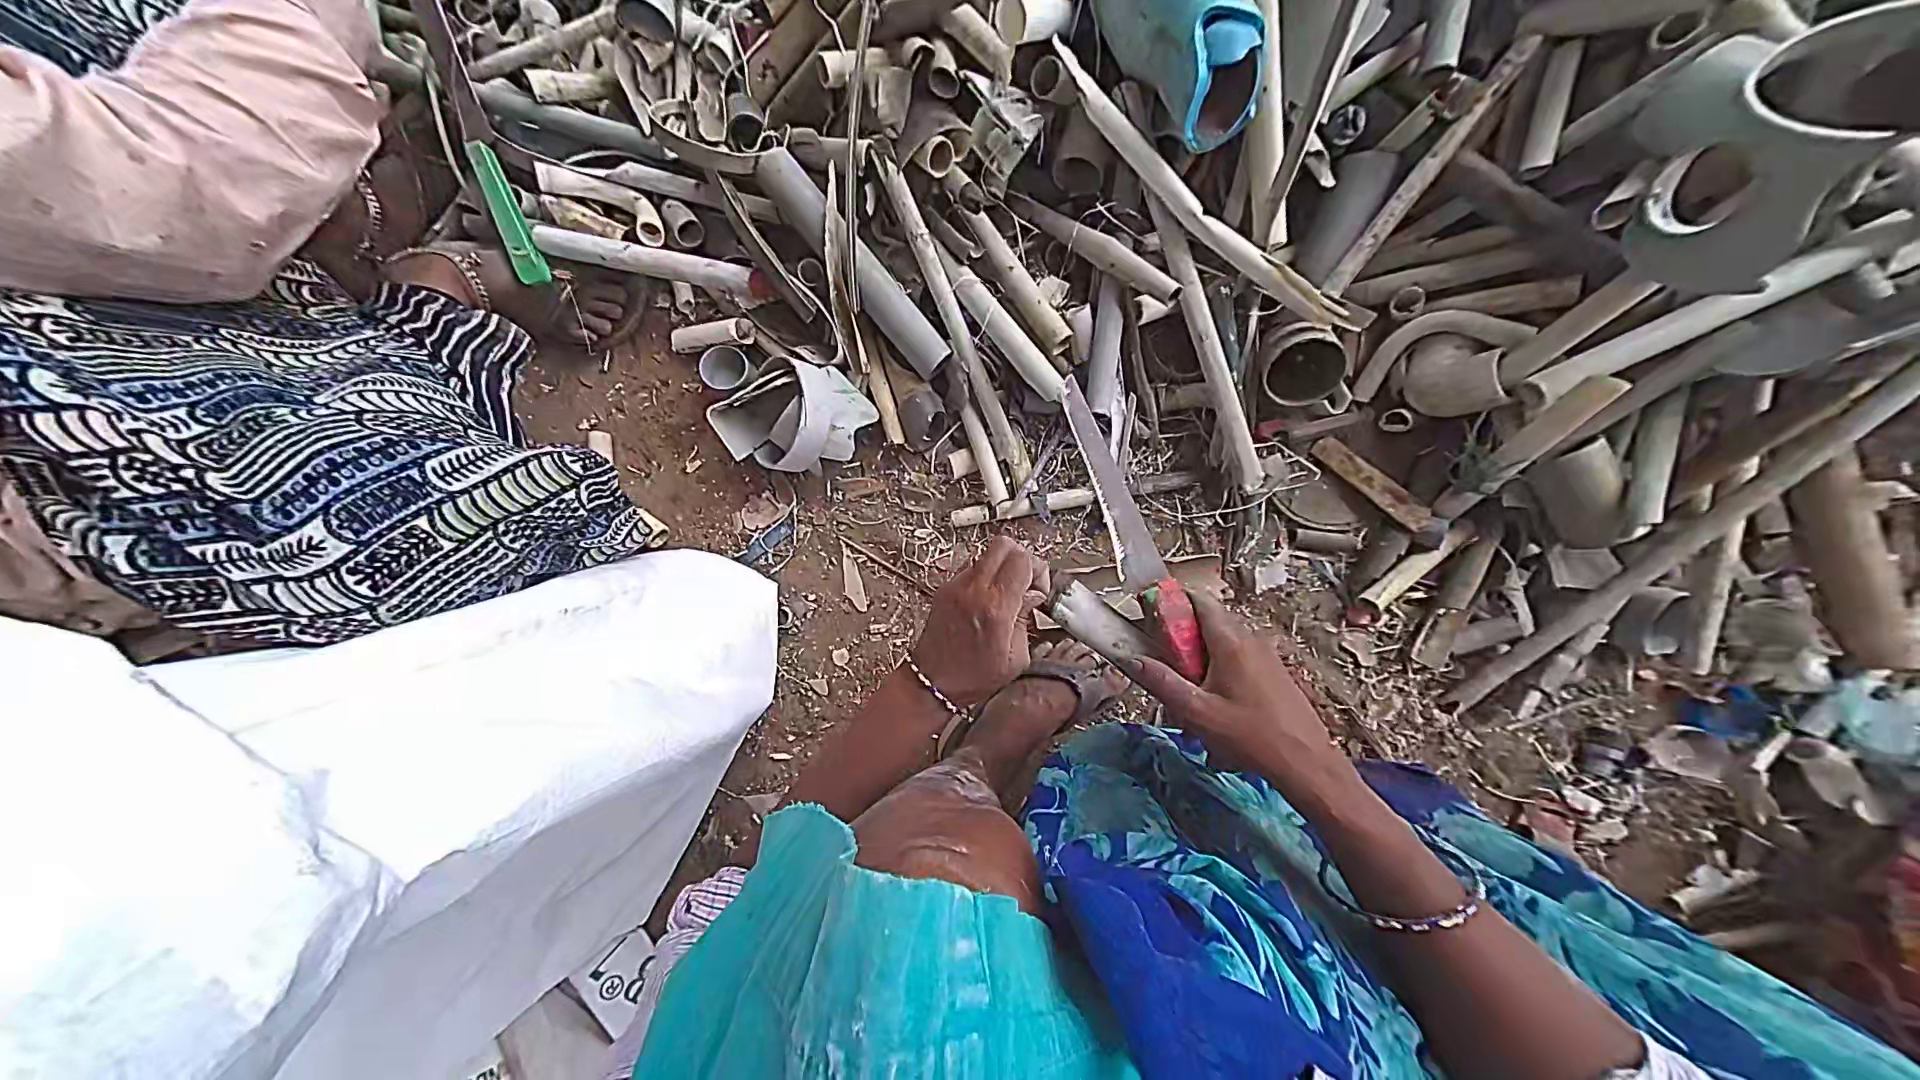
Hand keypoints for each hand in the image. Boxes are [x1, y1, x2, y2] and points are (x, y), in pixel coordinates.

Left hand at [912, 536, 1049, 705]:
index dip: (1038, 570)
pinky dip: (986, 576)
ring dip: (1002, 566)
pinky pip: (972, 568)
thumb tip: (1033, 595)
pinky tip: (989, 600)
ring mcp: (956, 586)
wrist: (932, 682)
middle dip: (1022, 558)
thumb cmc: (971, 677)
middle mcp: (973, 590)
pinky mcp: (946, 588)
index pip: (1023, 560)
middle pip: (1004, 544)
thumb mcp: (1016, 658)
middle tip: (1026, 582)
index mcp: (995, 608)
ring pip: (987, 553)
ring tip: (1007, 594)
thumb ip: (1026, 619)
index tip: (1039, 589)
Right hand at [1125, 593, 1348, 784]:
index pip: (1200, 600)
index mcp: (1231, 642)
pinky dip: (1218, 667)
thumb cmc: (1252, 737)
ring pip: (1223, 640)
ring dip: (1200, 654)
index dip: (1173, 600)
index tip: (1150, 611)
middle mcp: (1250, 640)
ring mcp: (1265, 655)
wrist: (1307, 763)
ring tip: (1188, 686)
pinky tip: (1214, 700)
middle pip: (1209, 620)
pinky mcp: (1273, 672)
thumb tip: (1132, 659)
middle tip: (1163, 658)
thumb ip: (1162, 682)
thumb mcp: (1198, 712)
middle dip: (1182, 634)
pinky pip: (1238, 656)